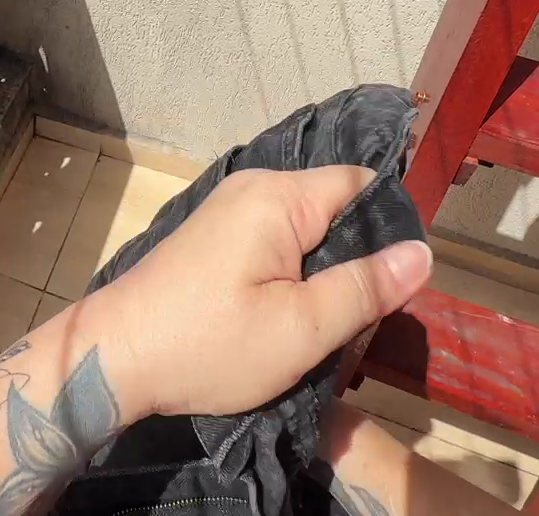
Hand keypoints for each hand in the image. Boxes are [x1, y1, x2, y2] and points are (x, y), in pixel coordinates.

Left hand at [64, 166, 432, 421]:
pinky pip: (275, 240)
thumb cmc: (209, 343)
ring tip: (334, 322)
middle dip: (357, 256)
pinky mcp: (217, 234)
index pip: (357, 183)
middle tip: (372, 315)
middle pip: (332, 207)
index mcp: (277, 196)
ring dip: (324, 271)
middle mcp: (253, 188)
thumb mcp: (300, 328)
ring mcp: (230, 209)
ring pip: (305, 229)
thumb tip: (421, 253)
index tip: (407, 277)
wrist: (117, 354)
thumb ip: (363, 288)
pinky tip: (295, 315)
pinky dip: (294, 272)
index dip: (390, 223)